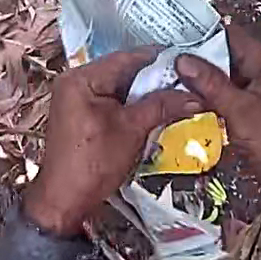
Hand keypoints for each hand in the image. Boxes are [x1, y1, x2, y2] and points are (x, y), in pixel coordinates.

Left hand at [27, 49, 200, 236]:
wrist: (64, 201)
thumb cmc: (94, 163)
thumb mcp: (131, 129)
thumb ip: (161, 106)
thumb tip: (196, 96)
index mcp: (81, 78)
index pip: (126, 58)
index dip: (158, 59)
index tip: (186, 61)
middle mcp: (75, 80)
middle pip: (122, 70)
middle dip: (153, 76)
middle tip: (186, 79)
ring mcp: (75, 96)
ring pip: (118, 85)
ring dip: (144, 90)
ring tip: (176, 92)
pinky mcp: (80, 112)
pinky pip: (111, 98)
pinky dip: (131, 102)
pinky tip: (154, 107)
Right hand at [177, 26, 260, 246]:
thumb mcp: (241, 112)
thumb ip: (211, 84)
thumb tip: (182, 59)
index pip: (229, 36)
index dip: (200, 34)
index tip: (170, 34)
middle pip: (224, 57)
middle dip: (195, 59)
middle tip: (162, 58)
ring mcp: (259, 94)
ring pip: (223, 78)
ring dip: (199, 80)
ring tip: (165, 77)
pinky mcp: (253, 113)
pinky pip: (226, 97)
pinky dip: (208, 98)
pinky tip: (184, 100)